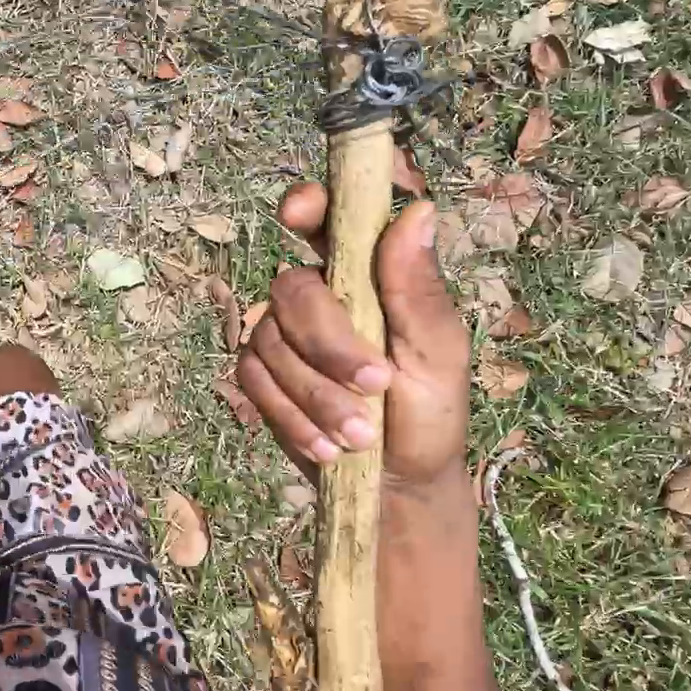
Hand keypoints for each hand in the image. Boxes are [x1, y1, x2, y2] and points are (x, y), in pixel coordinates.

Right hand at [236, 183, 470, 489]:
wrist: (396, 485)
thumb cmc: (430, 413)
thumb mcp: (439, 354)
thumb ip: (418, 289)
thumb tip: (420, 210)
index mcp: (365, 276)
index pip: (329, 222)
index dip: (308, 205)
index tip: (296, 212)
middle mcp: (317, 296)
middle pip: (293, 291)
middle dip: (328, 344)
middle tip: (374, 386)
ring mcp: (281, 334)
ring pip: (271, 342)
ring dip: (315, 394)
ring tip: (358, 435)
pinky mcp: (258, 373)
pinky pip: (252, 378)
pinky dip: (290, 415)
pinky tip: (324, 444)